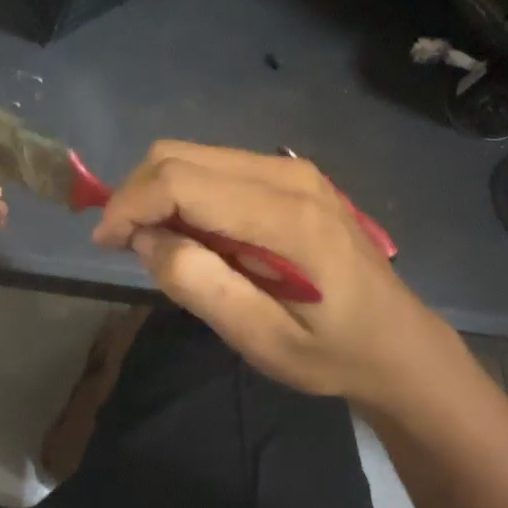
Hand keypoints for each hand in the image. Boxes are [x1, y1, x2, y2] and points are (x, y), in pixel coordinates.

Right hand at [92, 141, 459, 412]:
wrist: (400, 346)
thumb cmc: (332, 353)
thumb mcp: (262, 340)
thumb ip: (200, 285)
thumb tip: (145, 239)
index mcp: (287, 219)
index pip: (181, 181)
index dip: (130, 205)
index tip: (108, 245)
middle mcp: (287, 176)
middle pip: (177, 156)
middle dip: (135, 195)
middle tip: (126, 245)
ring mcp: (290, 169)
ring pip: (188, 154)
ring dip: (156, 192)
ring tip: (155, 243)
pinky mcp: (287, 174)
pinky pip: (210, 164)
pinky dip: (180, 191)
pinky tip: (187, 231)